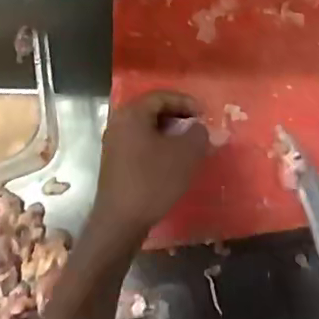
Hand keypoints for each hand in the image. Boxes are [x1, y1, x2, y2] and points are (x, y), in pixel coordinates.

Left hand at [93, 90, 208, 239]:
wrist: (119, 221)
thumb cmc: (152, 181)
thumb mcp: (184, 155)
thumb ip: (197, 134)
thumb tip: (199, 127)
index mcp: (132, 113)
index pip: (162, 96)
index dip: (186, 102)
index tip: (204, 115)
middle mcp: (119, 122)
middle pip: (152, 110)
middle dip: (178, 117)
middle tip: (197, 129)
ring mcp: (113, 142)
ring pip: (146, 128)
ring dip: (168, 133)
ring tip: (188, 146)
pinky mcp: (114, 162)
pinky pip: (139, 143)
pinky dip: (157, 146)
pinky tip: (170, 162)